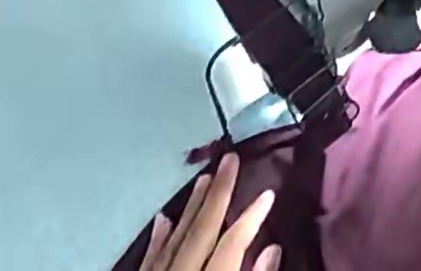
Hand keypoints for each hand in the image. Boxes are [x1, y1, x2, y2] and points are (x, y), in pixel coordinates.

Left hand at [139, 153, 282, 270]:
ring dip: (191, 207)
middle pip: (201, 231)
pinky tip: (162, 219)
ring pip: (174, 240)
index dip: (251, 217)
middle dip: (218, 193)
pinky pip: (148, 261)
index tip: (269, 193)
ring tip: (205, 178)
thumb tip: (272, 248)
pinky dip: (157, 238)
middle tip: (230, 158)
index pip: (231, 244)